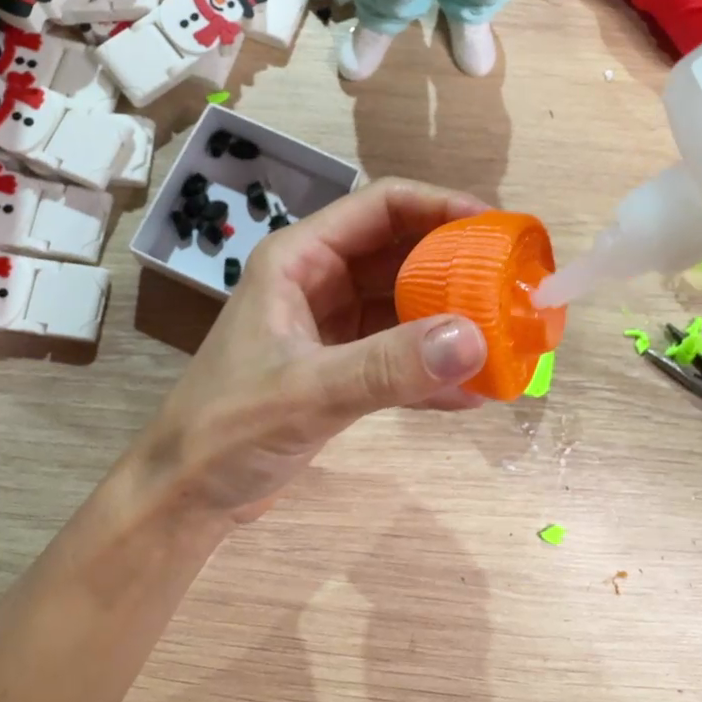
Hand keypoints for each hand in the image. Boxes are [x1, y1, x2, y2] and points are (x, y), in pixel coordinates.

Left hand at [131, 178, 490, 523]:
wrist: (186, 495)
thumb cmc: (227, 429)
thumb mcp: (306, 392)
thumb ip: (387, 367)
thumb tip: (475, 339)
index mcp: (299, 260)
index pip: (380, 207)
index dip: (440, 206)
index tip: (497, 230)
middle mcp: (318, 282)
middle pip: (400, 252)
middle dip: (457, 266)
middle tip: (516, 286)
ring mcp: (330, 327)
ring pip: (404, 304)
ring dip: (451, 319)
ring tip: (508, 338)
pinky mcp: (340, 369)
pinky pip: (398, 354)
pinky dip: (432, 368)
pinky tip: (474, 392)